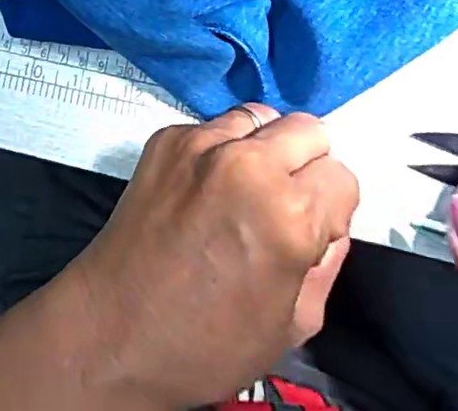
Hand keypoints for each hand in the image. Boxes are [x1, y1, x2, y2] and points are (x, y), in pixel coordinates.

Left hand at [56, 104, 360, 407]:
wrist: (115, 326)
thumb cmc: (209, 341)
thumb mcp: (296, 321)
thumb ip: (327, 259)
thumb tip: (329, 219)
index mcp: (287, 211)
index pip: (342, 176)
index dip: (333, 208)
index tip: (312, 229)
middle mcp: (245, 162)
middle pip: (307, 127)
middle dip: (307, 164)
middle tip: (284, 201)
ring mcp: (199, 142)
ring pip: (259, 116)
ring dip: (263, 147)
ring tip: (244, 187)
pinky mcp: (165, 137)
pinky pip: (213, 126)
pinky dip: (220, 148)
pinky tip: (204, 187)